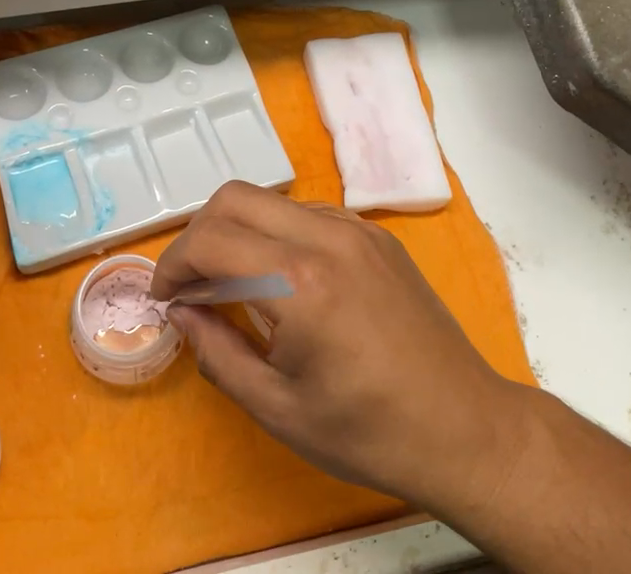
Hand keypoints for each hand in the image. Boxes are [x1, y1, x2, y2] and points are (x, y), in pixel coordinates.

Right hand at [151, 182, 522, 513]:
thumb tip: (182, 312)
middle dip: (198, 235)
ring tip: (232, 284)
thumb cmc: (368, 432)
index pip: (212, 239)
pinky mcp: (378, 237)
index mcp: (301, 283)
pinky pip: (310, 214)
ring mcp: (359, 231)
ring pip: (273, 201)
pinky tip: (282, 280)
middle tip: (190, 285)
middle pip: (235, 198)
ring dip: (239, 231)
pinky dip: (277, 233)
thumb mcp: (278, 409)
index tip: (166, 298)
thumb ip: (217, 352)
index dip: (173, 263)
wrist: (465, 428)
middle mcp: (329, 239)